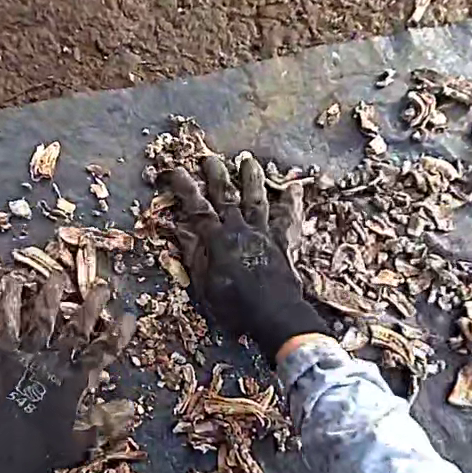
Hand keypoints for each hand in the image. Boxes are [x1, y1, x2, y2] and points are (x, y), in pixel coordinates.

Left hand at [0, 275, 134, 472]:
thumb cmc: (27, 459)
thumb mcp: (71, 448)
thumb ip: (101, 425)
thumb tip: (131, 407)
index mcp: (70, 388)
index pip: (101, 355)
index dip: (116, 336)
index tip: (128, 317)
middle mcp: (49, 366)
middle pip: (74, 330)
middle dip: (90, 308)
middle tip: (101, 286)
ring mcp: (21, 358)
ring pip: (40, 320)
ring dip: (50, 296)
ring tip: (57, 275)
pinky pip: (3, 323)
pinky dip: (7, 302)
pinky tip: (11, 284)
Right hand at [157, 153, 331, 359]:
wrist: (276, 315)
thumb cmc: (234, 307)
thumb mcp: (204, 286)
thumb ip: (193, 254)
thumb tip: (180, 228)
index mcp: (218, 241)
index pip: (197, 209)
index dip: (185, 188)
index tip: (175, 169)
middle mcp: (240, 230)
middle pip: (227, 196)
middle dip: (217, 175)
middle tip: (210, 157)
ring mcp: (264, 234)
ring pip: (257, 199)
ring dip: (251, 178)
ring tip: (248, 159)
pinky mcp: (283, 242)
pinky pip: (288, 218)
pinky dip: (292, 202)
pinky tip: (295, 187)